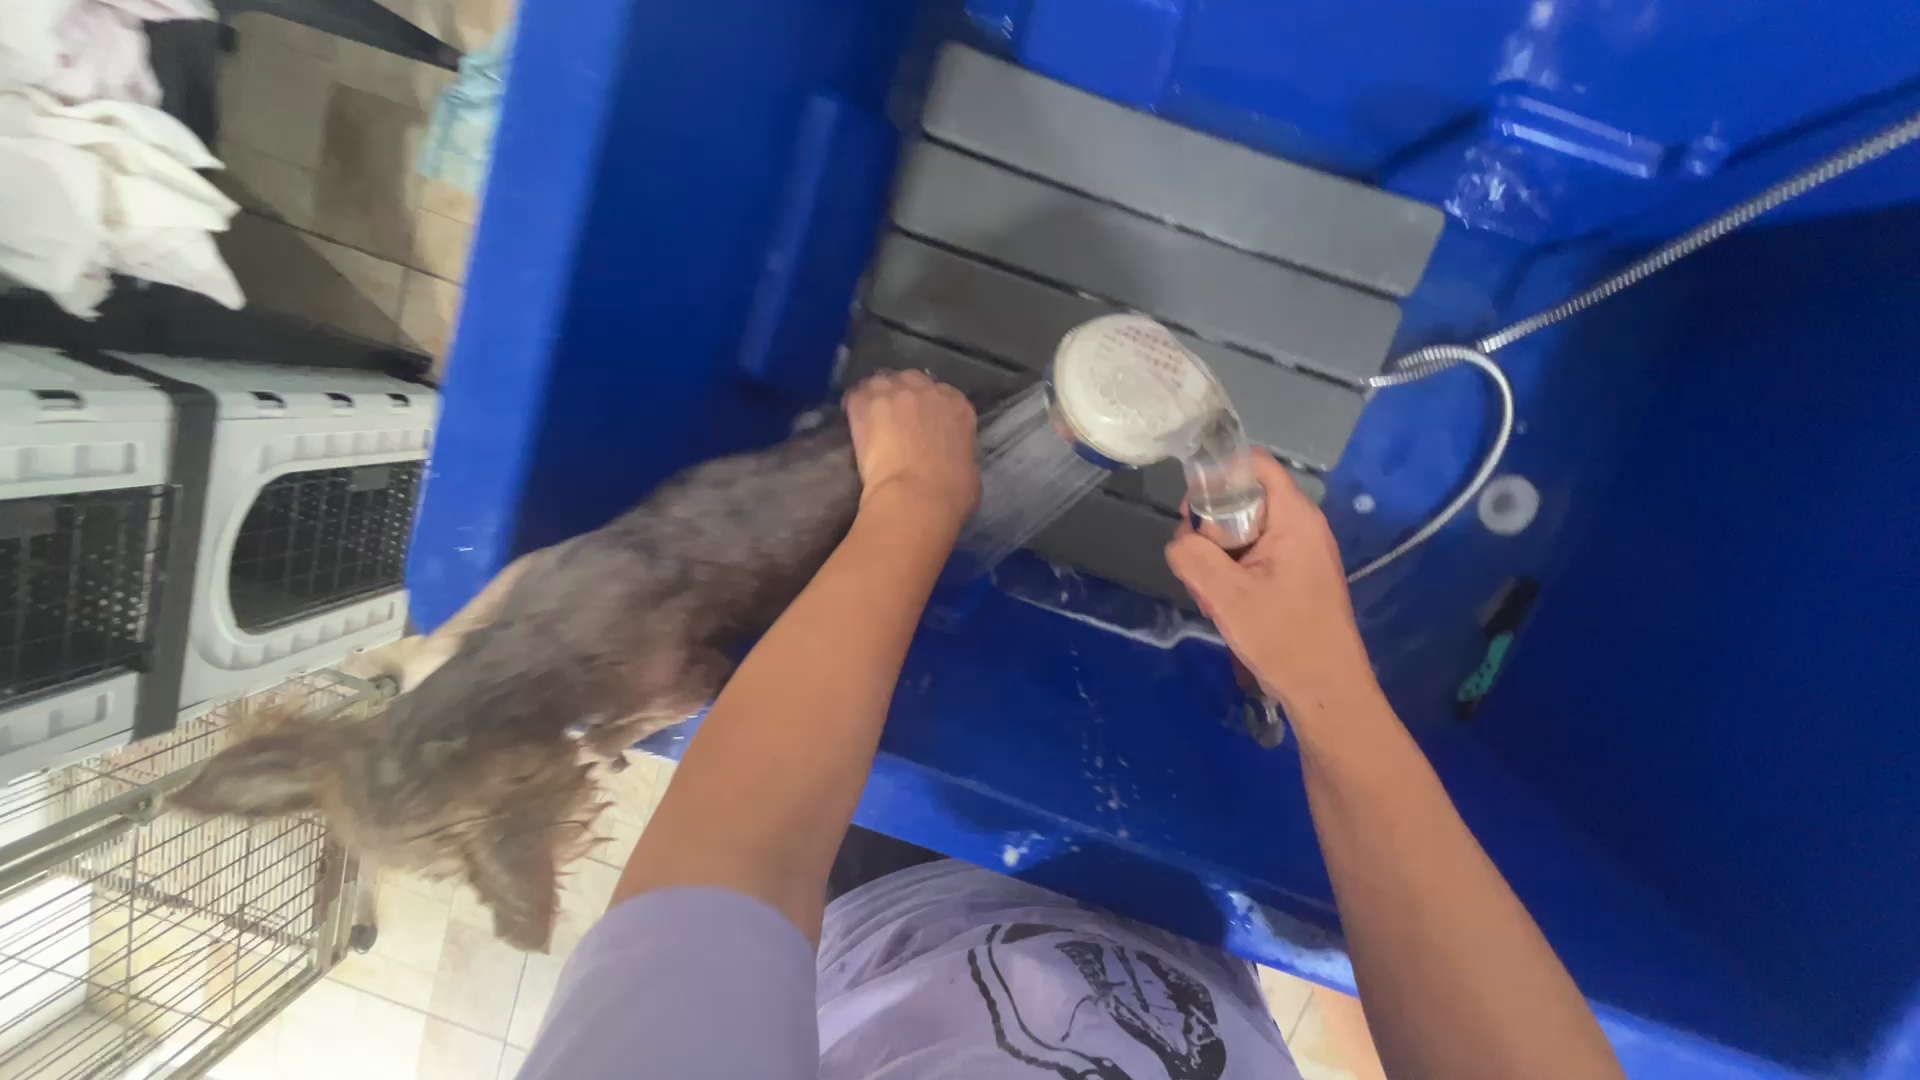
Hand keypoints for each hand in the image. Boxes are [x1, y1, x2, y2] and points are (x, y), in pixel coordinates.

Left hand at [844, 372, 979, 529]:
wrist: (917, 497)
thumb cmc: (951, 494)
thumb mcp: (969, 470)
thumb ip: (958, 452)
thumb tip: (949, 459)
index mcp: (959, 406)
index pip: (944, 396)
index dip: (930, 411)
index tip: (924, 427)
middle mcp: (928, 391)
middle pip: (912, 382)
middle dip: (904, 398)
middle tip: (896, 423)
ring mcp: (895, 393)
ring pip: (881, 384)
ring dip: (877, 398)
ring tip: (872, 421)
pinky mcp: (866, 403)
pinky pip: (855, 395)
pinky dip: (854, 407)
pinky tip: (854, 424)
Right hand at [1164, 452, 1375, 712]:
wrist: (1326, 692)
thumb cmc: (1283, 638)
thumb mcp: (1225, 595)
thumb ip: (1192, 556)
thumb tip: (1179, 542)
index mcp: (1294, 517)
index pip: (1253, 465)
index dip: (1216, 475)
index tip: (1189, 512)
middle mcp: (1300, 526)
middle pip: (1242, 499)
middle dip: (1209, 527)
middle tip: (1195, 563)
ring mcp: (1298, 552)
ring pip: (1241, 532)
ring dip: (1216, 557)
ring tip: (1210, 595)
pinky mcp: (1293, 576)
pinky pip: (1251, 556)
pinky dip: (1230, 574)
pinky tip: (1223, 605)